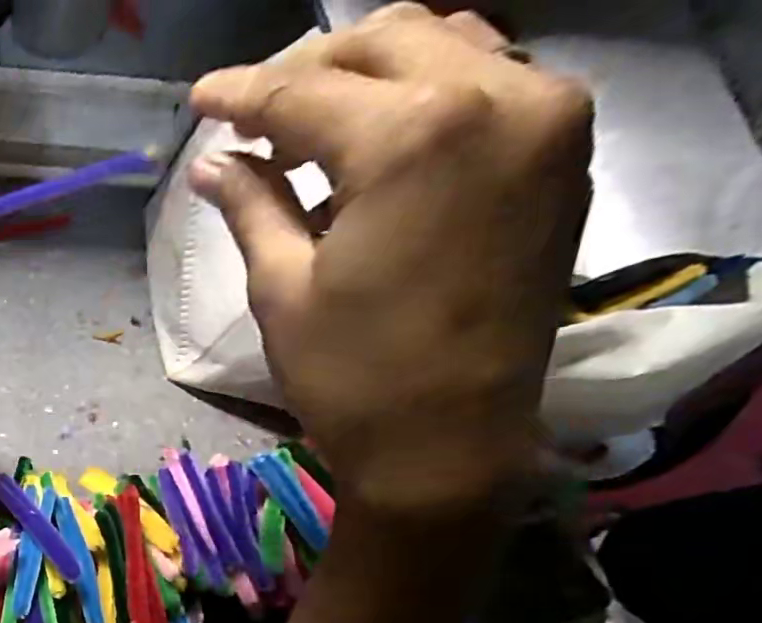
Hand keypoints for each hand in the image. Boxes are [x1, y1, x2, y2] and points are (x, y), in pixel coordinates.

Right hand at [188, 4, 591, 514]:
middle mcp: (497, 98)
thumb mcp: (281, 289)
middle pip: (384, 42)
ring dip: (368, 73)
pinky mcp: (561, 151)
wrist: (448, 441)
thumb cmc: (350, 375)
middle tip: (253, 116)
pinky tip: (376, 139)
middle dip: (307, 70)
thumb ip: (251, 206)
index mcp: (414, 137)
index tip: (199, 96)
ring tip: (310, 125)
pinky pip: (488, 82)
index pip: (306, 91)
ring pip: (444, 47)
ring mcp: (545, 119)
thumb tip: (211, 162)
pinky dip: (424, 93)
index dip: (242, 93)